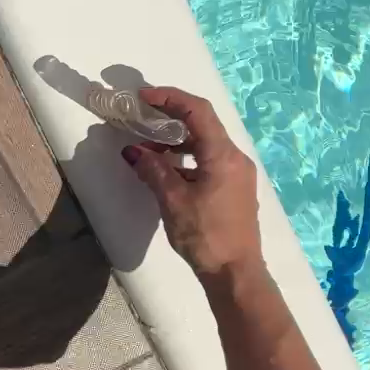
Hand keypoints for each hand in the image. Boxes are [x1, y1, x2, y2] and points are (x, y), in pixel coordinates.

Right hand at [123, 86, 264, 280]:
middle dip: (170, 118)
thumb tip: (133, 151)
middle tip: (141, 117)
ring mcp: (236, 174)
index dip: (171, 98)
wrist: (234, 271)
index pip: (198, 112)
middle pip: (202, 126)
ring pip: (203, 145)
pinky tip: (164, 170)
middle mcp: (234, 158)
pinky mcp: (232, 189)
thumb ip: (153, 171)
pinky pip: (206, 162)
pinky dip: (184, 159)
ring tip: (145, 149)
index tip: (144, 97)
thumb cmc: (205, 234)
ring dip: (174, 142)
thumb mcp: (173, 201)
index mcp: (223, 155)